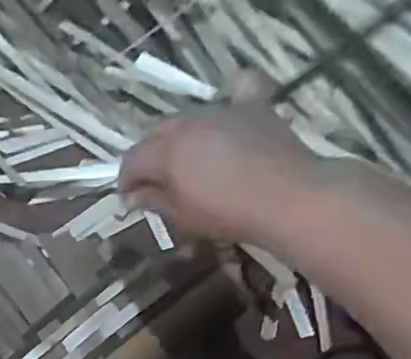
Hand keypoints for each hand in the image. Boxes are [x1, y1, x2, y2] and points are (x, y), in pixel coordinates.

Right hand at [118, 71, 321, 242]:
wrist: (285, 198)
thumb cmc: (226, 214)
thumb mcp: (182, 216)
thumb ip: (154, 200)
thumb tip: (132, 196)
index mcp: (168, 151)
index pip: (133, 159)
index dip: (125, 180)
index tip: (128, 199)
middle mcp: (191, 122)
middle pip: (158, 135)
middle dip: (151, 158)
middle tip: (156, 184)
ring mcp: (224, 110)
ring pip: (191, 118)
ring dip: (183, 138)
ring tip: (191, 162)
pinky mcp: (254, 107)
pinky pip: (240, 90)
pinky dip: (233, 96)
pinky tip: (231, 112)